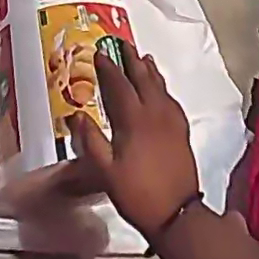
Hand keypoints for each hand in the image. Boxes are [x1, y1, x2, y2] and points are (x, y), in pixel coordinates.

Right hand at [68, 52, 200, 236]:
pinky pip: (171, 100)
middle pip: (143, 78)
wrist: (178, 215)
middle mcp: (154, 113)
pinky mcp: (182, 131)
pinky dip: (163, 87)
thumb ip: (91, 141)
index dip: (108, 68)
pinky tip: (161, 90)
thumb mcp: (106, 171)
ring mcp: (171, 121)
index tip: (100, 53)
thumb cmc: (138, 193)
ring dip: (149, 70)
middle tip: (123, 44)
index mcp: (134, 120)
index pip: (119, 85)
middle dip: (131, 60)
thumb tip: (76, 115)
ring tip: (143, 58)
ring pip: (159, 87)